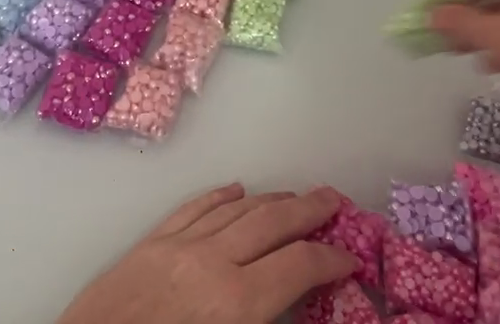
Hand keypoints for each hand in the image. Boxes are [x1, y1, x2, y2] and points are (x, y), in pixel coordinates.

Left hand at [57, 184, 356, 323]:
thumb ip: (266, 321)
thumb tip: (295, 307)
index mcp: (236, 301)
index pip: (299, 267)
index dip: (331, 259)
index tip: (350, 258)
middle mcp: (212, 262)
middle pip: (271, 223)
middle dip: (308, 209)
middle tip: (334, 199)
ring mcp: (178, 246)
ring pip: (234, 210)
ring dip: (269, 199)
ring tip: (295, 196)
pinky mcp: (149, 244)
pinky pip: (191, 209)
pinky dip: (217, 196)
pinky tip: (235, 189)